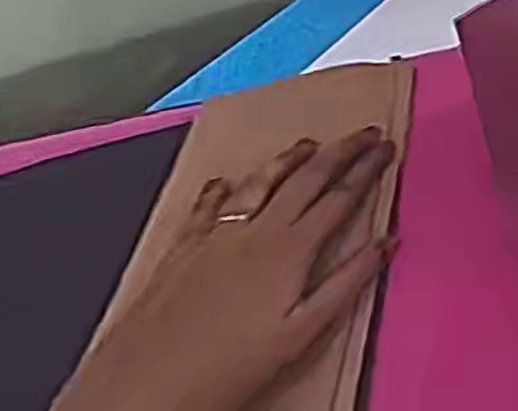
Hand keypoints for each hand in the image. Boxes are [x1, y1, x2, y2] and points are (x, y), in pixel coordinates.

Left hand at [52, 129, 398, 410]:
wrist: (130, 403)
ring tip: (308, 144)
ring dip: (289, 158)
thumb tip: (387, 241)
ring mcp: (214, 241)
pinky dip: (218, 191)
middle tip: (366, 133)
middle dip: (342, 150)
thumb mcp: (301, 334)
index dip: (369, 167)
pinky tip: (224, 181)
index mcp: (292, 249)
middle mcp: (257, 233)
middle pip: (308, 177)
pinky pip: (204, 211)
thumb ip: (348, 282)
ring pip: (260, 183)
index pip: (341, 195)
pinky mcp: (178, 256)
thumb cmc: (225, 372)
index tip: (387, 147)